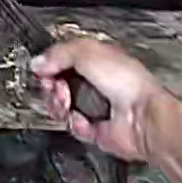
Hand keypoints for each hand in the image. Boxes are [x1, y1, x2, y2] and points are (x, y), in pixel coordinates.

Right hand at [31, 38, 175, 161]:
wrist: (143, 117)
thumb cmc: (126, 81)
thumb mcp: (86, 53)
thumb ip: (58, 54)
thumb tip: (38, 63)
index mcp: (95, 58)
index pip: (63, 58)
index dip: (50, 63)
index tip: (43, 68)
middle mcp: (94, 81)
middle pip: (57, 82)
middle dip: (50, 84)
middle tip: (54, 85)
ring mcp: (94, 105)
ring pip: (61, 104)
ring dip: (58, 102)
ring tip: (65, 101)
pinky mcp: (94, 130)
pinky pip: (72, 126)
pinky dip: (74, 122)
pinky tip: (82, 119)